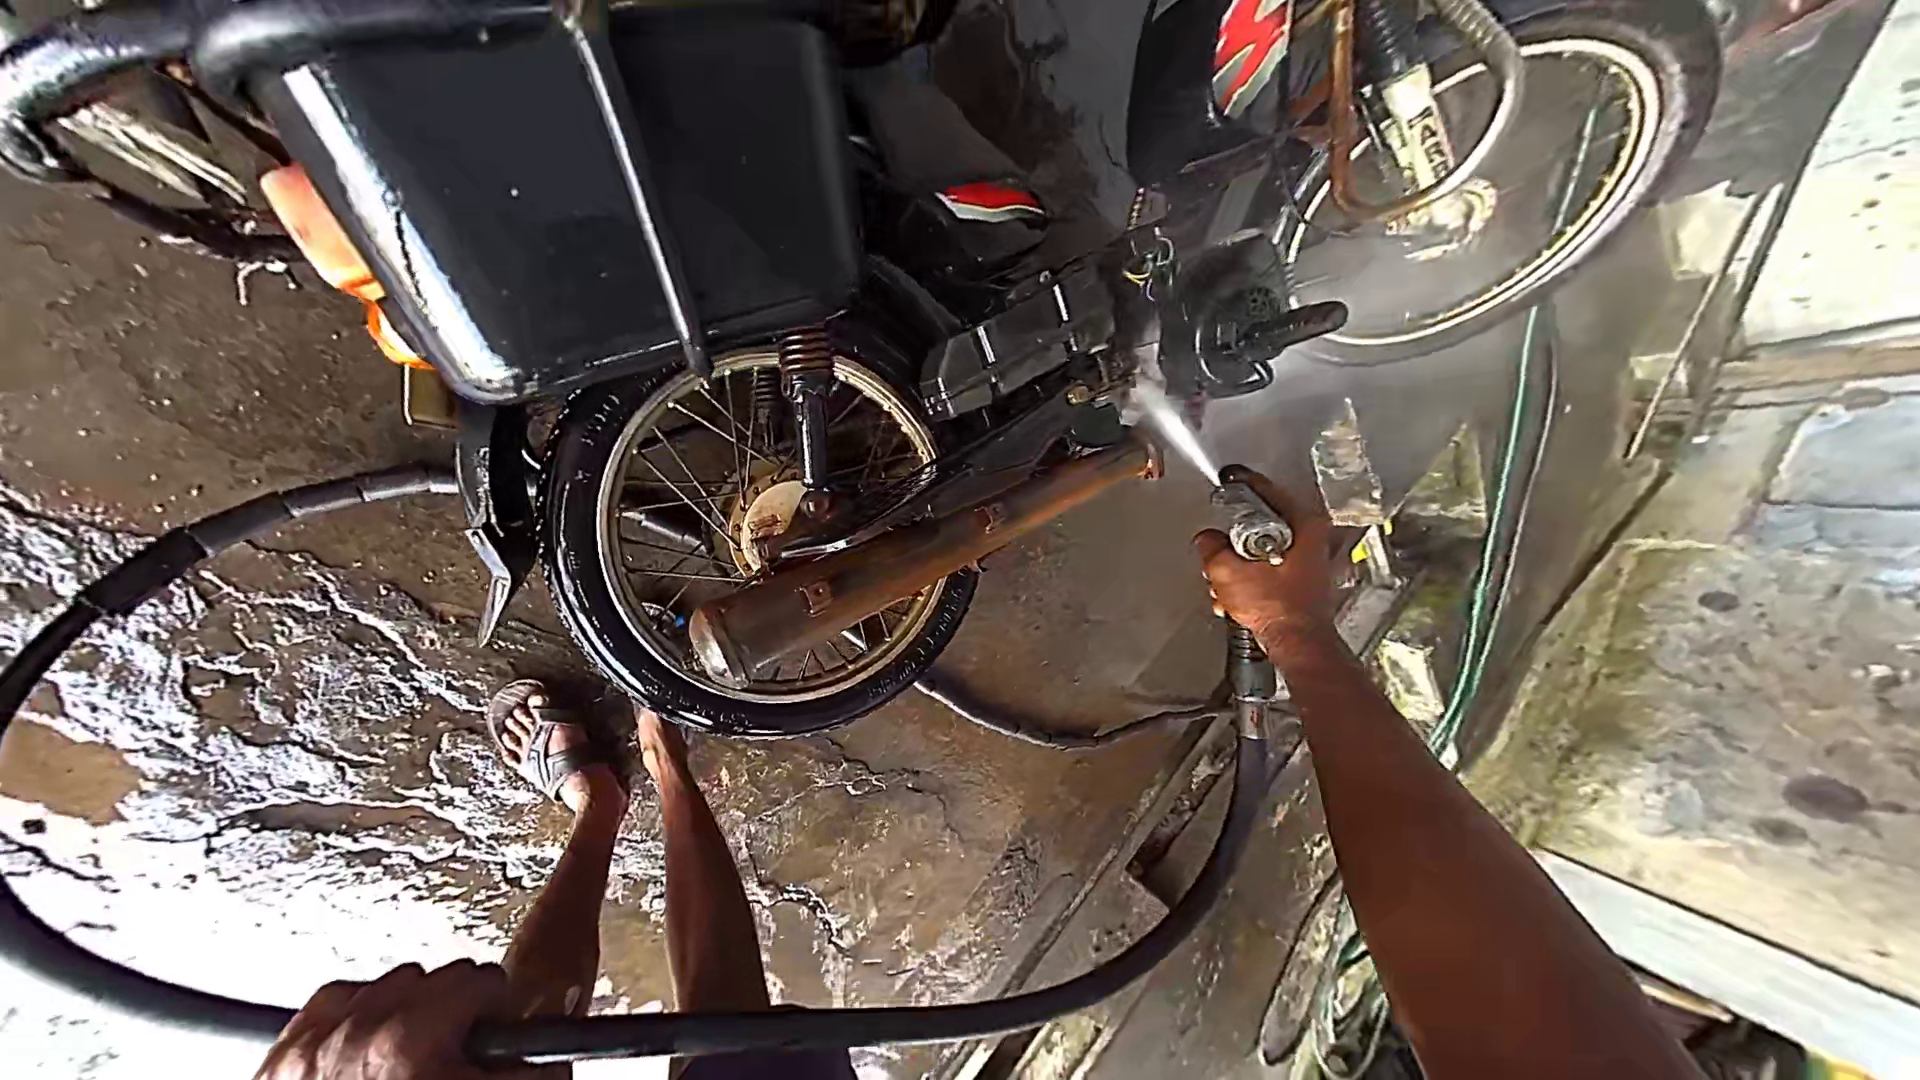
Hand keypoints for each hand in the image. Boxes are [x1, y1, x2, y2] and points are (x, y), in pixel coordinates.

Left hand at [255, 960, 544, 1079]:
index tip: (489, 1031)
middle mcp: (358, 1035)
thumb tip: (557, 1035)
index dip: (496, 1010)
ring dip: (407, 1012)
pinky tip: (368, 1050)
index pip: (484, 982)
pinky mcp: (283, 1056)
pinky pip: (337, 1002)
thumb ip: (534, 1065)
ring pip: (391, 986)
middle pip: (441, 978)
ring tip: (411, 1055)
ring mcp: (314, 1046)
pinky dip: (355, 1019)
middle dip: (454, 1010)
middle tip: (451, 1053)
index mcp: (410, 1038)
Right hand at [1193, 466, 1336, 656]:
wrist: (1295, 644)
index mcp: (1304, 526)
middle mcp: (1311, 539)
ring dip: (1234, 567)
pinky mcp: (1296, 579)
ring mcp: (1304, 560)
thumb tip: (1207, 539)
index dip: (1244, 485)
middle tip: (1218, 554)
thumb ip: (1212, 548)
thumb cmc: (1279, 609)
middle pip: (1258, 524)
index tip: (1230, 477)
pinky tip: (1233, 598)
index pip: (1268, 492)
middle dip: (1231, 544)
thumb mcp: (1229, 572)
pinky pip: (1261, 568)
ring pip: (1256, 549)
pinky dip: (1244, 580)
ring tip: (1225, 586)